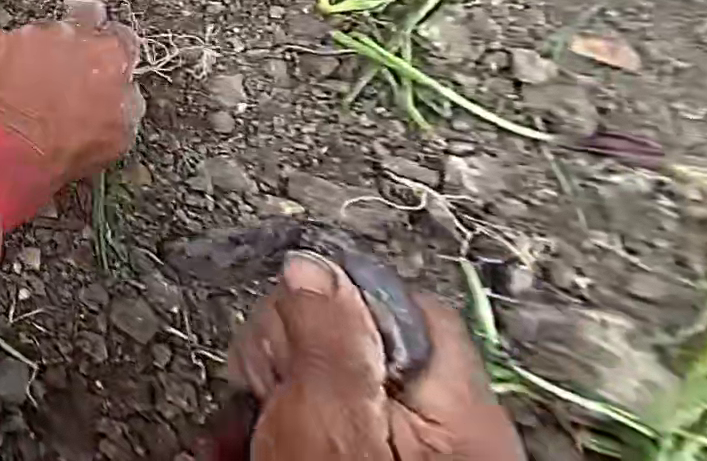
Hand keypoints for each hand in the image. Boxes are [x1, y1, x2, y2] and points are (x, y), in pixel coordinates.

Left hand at [0, 0, 142, 189]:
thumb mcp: (119, 134)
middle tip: (67, 76)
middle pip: (82, 29)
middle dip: (76, 49)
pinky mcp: (7, 40)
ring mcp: (39, 34)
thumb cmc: (67, 146)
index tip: (102, 64)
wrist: (17, 148)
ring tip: (37, 84)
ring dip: (44, 52)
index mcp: (110, 54)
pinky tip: (15, 83)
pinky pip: (15, 43)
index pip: (119, 38)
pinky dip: (15, 58)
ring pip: (46, 35)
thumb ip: (127, 97)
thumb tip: (123, 87)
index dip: (109, 54)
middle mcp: (76, 34)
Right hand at [229, 255, 523, 460]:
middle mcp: (437, 420)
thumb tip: (312, 265)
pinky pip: (314, 399)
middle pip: (352, 328)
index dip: (341, 294)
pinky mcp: (363, 452)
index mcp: (454, 407)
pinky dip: (277, 407)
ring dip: (273, 375)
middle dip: (290, 341)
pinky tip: (252, 430)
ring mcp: (399, 440)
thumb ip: (325, 336)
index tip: (295, 317)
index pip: (403, 302)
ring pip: (322, 361)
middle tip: (271, 382)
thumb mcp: (329, 423)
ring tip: (257, 414)